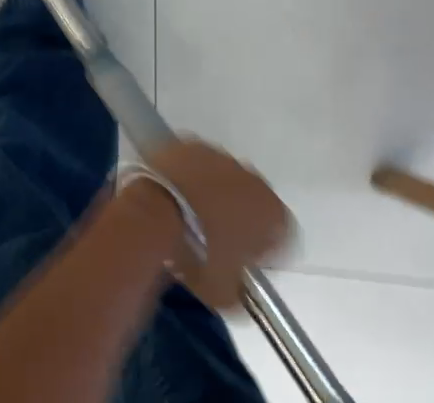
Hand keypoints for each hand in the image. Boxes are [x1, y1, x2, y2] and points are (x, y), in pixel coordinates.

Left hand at [143, 139, 292, 309]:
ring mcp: (222, 157)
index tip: (234, 253)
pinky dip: (184, 169)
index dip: (255, 244)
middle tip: (206, 229)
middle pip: (249, 199)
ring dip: (208, 187)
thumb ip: (239, 286)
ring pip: (220, 175)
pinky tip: (169, 184)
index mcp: (278, 218)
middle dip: (233, 211)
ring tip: (183, 205)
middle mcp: (257, 182)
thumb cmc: (195, 257)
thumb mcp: (226, 292)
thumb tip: (233, 287)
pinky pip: (191, 159)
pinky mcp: (190, 141)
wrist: (156, 214)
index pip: (277, 232)